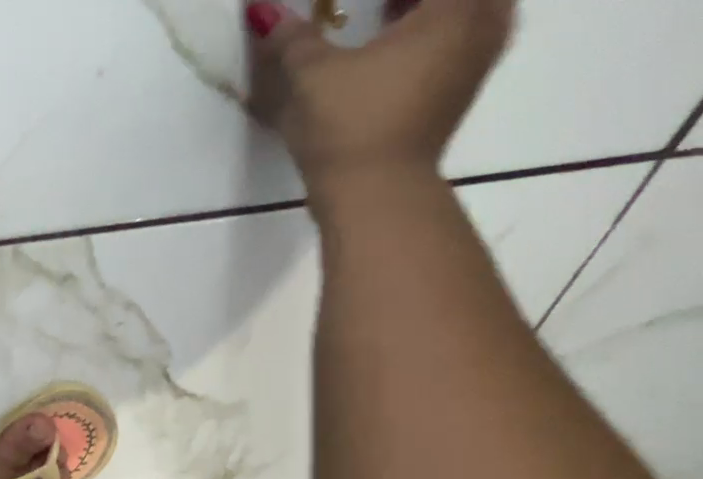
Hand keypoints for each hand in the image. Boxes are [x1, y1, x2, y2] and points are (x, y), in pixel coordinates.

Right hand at [247, 0, 515, 184]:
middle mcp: (481, 24)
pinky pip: (466, 36)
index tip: (341, 4)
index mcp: (453, 8)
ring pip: (475, 9)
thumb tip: (264, 10)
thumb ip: (293, 38)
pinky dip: (440, 30)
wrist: (373, 192)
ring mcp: (478, 59)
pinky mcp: (462, 89)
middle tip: (381, 9)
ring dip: (434, 11)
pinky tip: (398, 45)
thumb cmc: (349, 125)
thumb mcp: (312, 76)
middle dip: (413, 1)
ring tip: (391, 16)